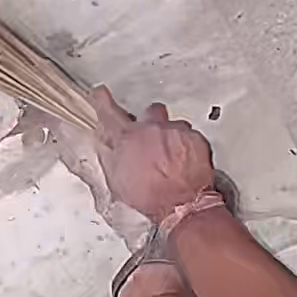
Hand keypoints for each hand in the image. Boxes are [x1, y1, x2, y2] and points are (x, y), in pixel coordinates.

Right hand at [91, 86, 215, 222]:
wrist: (182, 204)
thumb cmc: (149, 195)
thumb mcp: (116, 179)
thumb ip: (110, 155)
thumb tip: (106, 143)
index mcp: (128, 137)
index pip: (110, 112)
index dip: (103, 101)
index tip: (100, 92)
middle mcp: (152, 129)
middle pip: (149, 112)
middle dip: (149, 122)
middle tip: (148, 139)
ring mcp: (176, 131)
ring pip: (171, 124)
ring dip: (168, 135)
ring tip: (168, 156)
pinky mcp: (196, 138)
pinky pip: (189, 135)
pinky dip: (185, 146)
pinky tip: (181, 162)